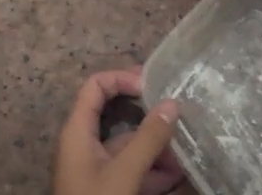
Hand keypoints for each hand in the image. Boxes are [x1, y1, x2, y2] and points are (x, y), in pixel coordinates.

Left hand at [53, 69, 183, 194]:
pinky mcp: (103, 190)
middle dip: (149, 121)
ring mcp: (93, 171)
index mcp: (77, 132)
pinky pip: (129, 171)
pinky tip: (175, 178)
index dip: (122, 78)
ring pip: (127, 148)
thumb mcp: (125, 173)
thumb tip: (172, 102)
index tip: (151, 86)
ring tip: (184, 155)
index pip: (95, 86)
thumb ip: (149, 138)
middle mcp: (83, 146)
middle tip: (178, 120)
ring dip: (155, 149)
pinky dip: (150, 171)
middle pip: (117, 118)